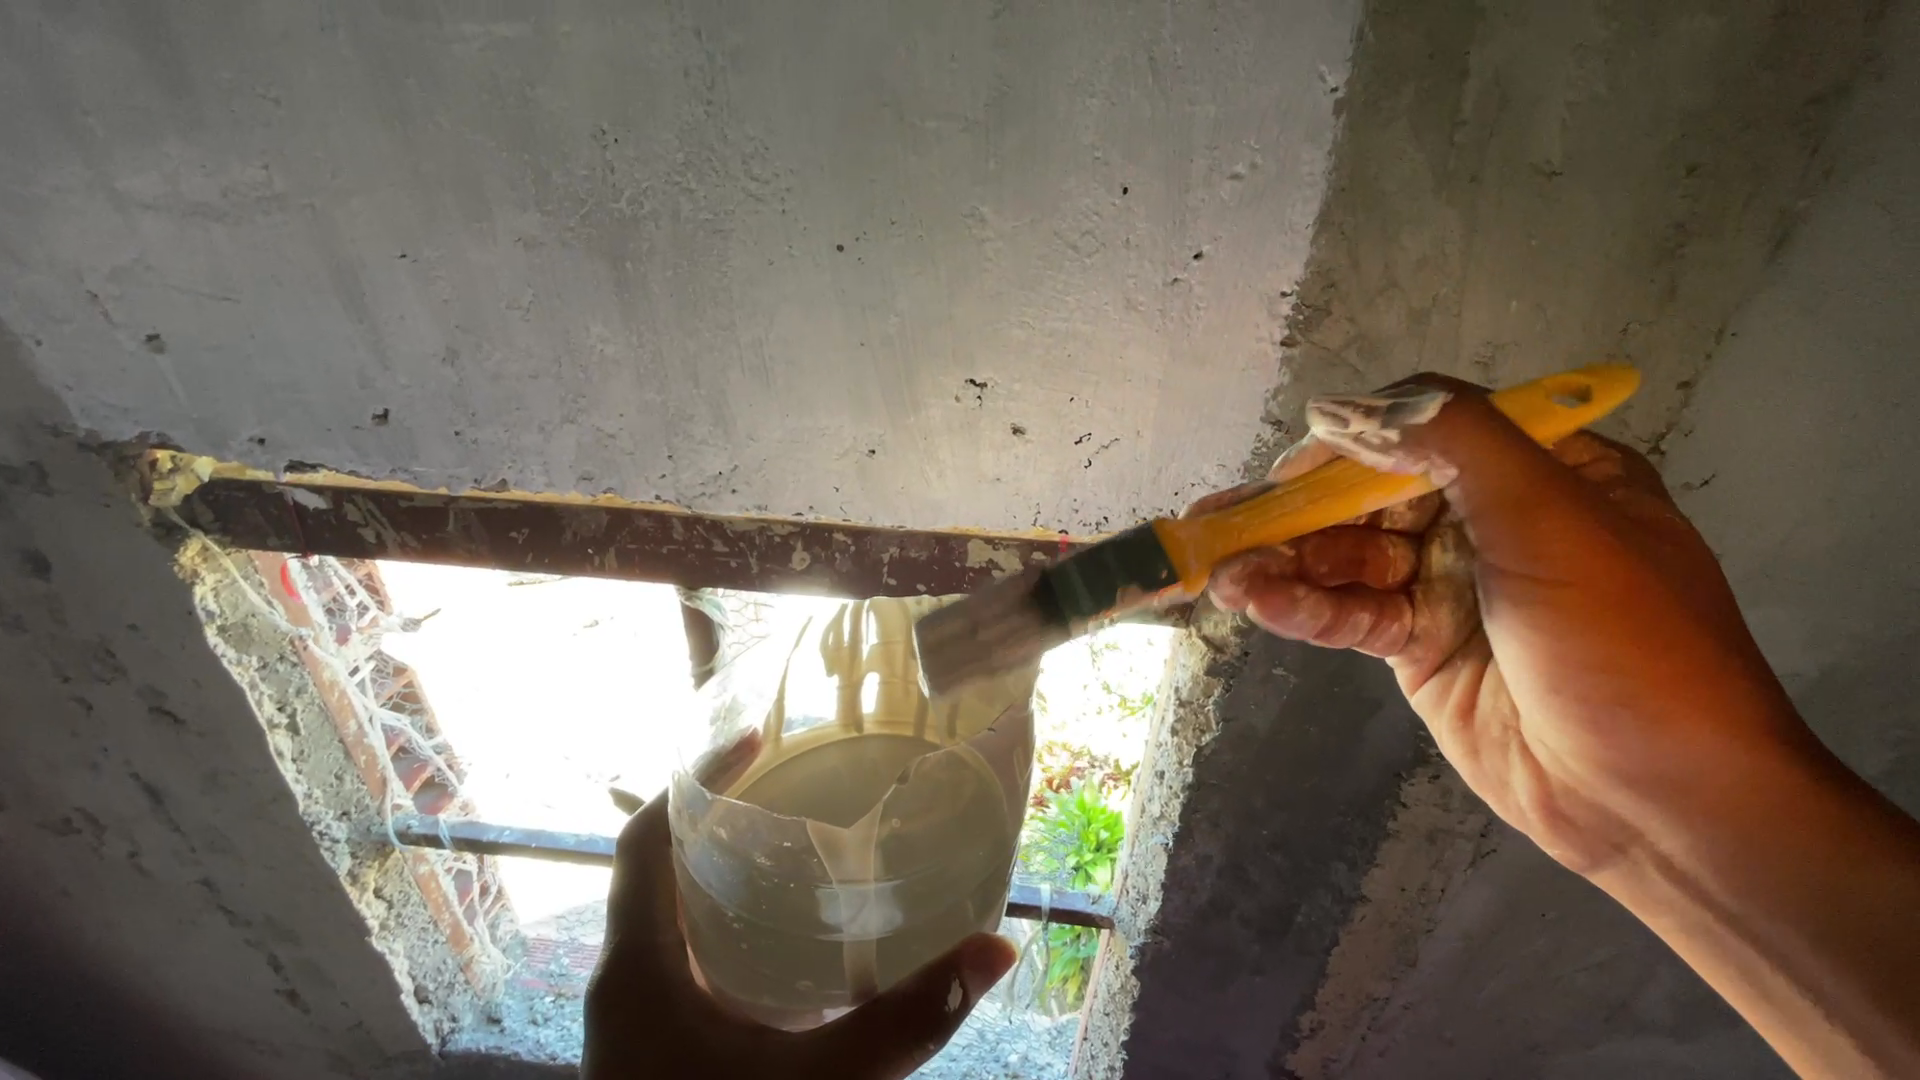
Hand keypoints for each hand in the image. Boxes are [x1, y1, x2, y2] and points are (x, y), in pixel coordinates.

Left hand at [583, 739, 1016, 1079]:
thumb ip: (906, 1019)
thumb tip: (996, 947)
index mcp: (636, 969)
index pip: (643, 839)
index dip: (695, 780)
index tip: (756, 741)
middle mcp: (623, 981)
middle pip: (658, 866)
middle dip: (718, 816)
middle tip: (792, 783)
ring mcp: (636, 1017)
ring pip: (671, 912)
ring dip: (721, 869)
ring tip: (795, 840)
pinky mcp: (656, 1044)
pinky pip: (685, 952)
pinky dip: (726, 921)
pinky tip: (787, 934)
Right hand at [1196, 376, 1809, 873]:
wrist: (1656, 803)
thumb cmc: (1624, 645)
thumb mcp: (1552, 520)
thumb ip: (1451, 443)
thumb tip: (1337, 408)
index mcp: (1536, 471)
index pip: (1423, 433)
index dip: (1348, 447)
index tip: (1290, 475)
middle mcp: (1483, 519)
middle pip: (1367, 498)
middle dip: (1295, 514)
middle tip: (1218, 523)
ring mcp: (1444, 584)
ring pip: (1346, 558)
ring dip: (1284, 566)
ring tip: (1223, 576)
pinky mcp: (1413, 642)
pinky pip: (1348, 613)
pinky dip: (1303, 609)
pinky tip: (1257, 605)